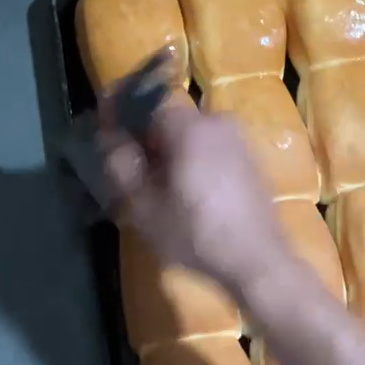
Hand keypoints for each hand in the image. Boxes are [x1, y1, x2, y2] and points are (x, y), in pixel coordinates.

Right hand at [99, 96, 294, 294]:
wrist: (257, 262)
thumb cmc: (197, 235)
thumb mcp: (146, 208)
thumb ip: (122, 167)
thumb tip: (110, 139)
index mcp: (190, 127)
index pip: (146, 101)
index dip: (122, 113)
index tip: (107, 132)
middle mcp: (217, 122)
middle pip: (169, 118)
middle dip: (146, 137)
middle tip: (129, 168)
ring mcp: (239, 140)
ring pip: (191, 134)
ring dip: (170, 150)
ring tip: (156, 185)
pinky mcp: (250, 159)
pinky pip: (211, 148)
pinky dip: (192, 159)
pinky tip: (185, 191)